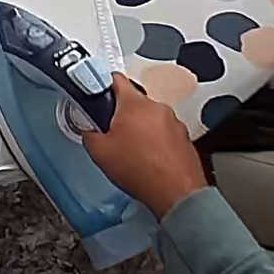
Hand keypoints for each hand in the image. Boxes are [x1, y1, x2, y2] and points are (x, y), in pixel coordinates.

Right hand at [82, 73, 209, 217]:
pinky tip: (149, 159)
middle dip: (122, 114)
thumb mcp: (99, 152)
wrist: (176, 194)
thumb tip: (90, 132)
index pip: (116, 79)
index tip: (98, 92)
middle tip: (112, 133)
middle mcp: (157, 107)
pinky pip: (165, 133)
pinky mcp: (185, 138)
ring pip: (150, 117)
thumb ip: (89, 135)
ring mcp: (174, 122)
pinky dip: (156, 142)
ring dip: (141, 128)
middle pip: (134, 101)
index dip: (103, 84)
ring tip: (133, 151)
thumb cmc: (140, 170)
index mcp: (134, 103)